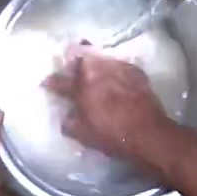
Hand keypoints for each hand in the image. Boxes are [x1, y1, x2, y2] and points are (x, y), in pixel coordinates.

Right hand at [43, 45, 195, 176]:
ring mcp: (118, 67)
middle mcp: (97, 71)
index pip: (60, 81)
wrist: (149, 133)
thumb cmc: (113, 136)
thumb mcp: (83, 135)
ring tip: (93, 70)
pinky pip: (119, 65)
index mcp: (81, 86)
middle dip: (74, 64)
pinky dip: (113, 69)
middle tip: (72, 70)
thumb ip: (69, 123)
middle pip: (80, 60)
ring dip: (94, 64)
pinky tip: (114, 77)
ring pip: (100, 59)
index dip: (52, 82)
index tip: (47, 83)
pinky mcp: (135, 70)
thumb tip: (67, 116)